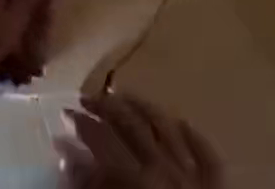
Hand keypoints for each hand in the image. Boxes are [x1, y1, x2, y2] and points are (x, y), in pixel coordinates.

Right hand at [55, 92, 220, 188]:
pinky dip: (194, 135)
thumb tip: (65, 160)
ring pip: (162, 125)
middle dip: (100, 108)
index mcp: (136, 182)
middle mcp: (163, 169)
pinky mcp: (217, 187)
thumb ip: (91, 186)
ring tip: (120, 95)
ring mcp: (192, 175)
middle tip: (80, 101)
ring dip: (139, 106)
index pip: (97, 147)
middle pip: (126, 125)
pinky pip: (206, 154)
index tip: (57, 133)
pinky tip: (180, 122)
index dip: (75, 137)